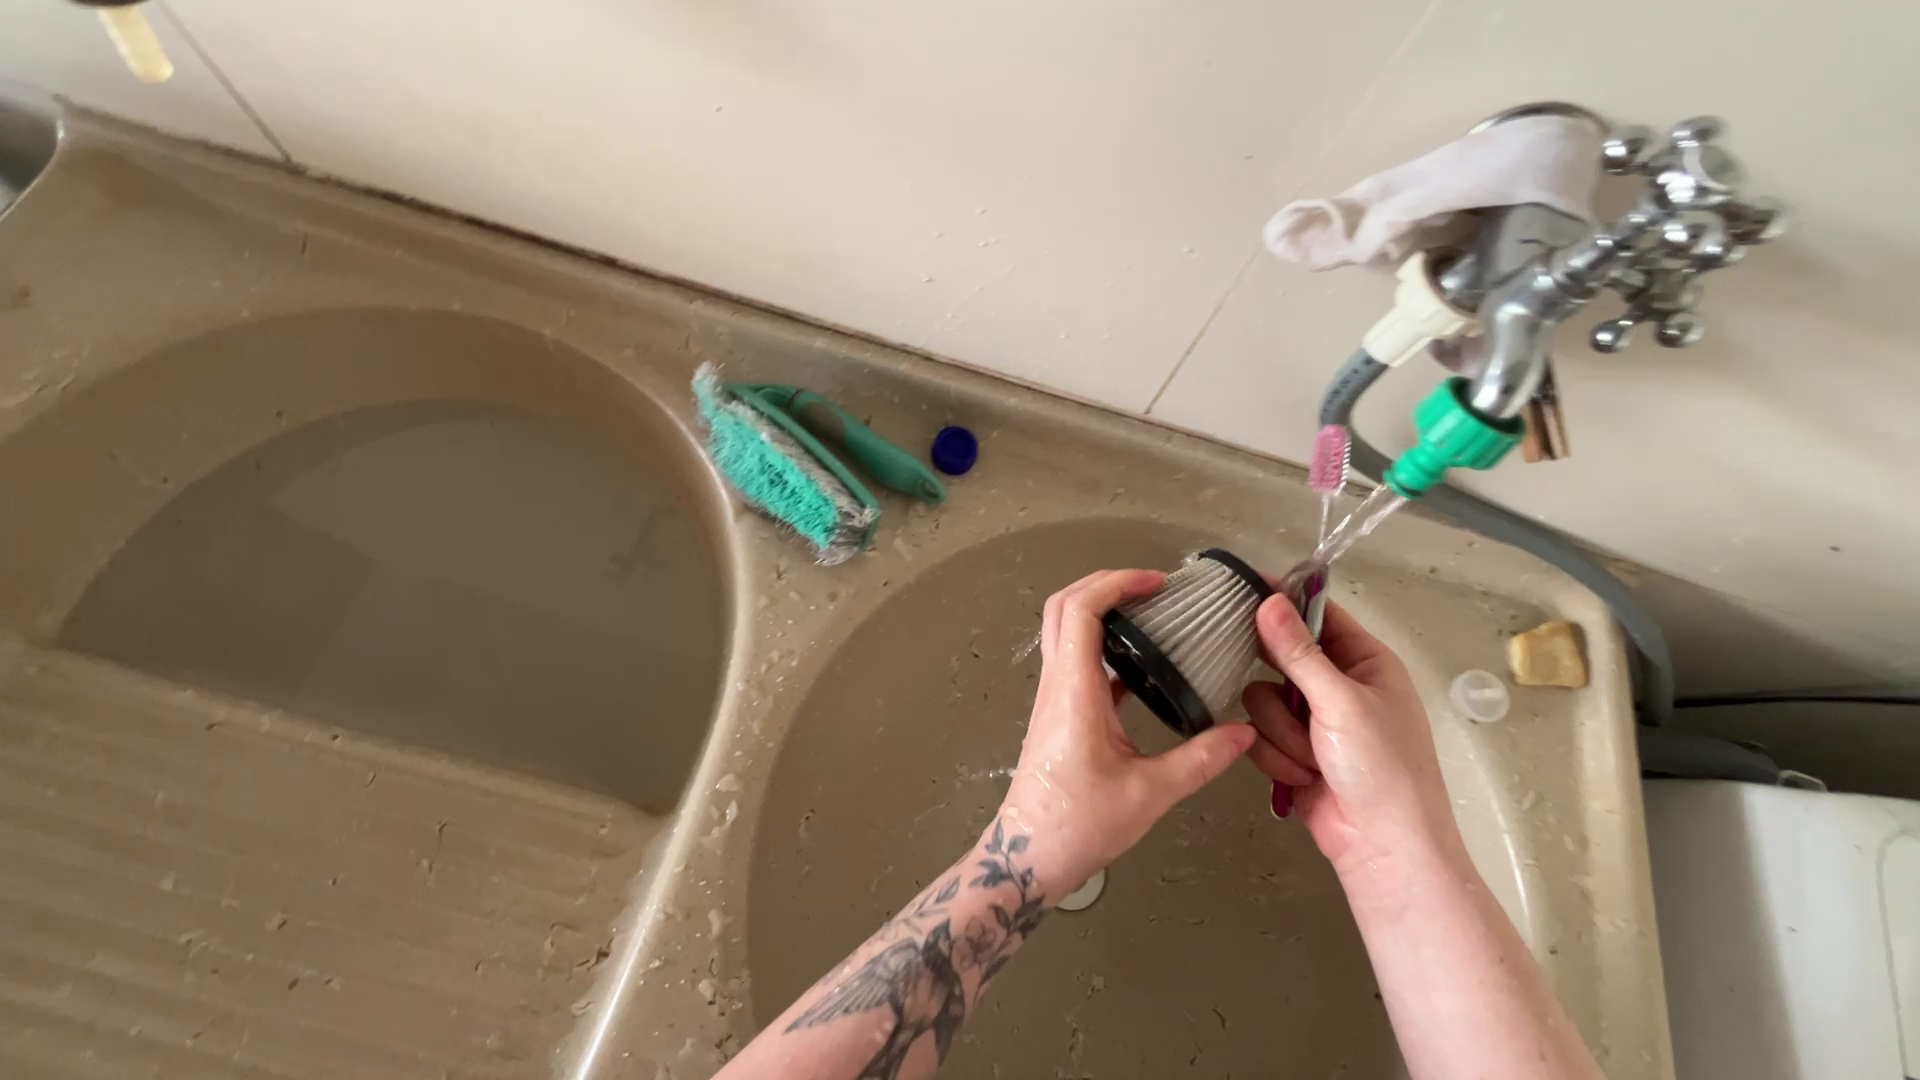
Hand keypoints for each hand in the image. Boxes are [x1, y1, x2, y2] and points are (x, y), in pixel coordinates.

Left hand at [999, 569, 1256, 895]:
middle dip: (1103, 584)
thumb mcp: (1150, 792)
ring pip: (1064, 631)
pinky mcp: (1058, 713)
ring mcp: (1054, 696)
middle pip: (1063, 607)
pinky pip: (1076, 662)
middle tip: (1150, 587)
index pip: (1081, 609)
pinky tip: (1141, 666)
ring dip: (1099, 610)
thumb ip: (1201, 759)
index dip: (1116, 583)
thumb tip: (1243, 734)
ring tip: (1148, 614)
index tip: (1156, 582)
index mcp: (1075, 689)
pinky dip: (1103, 647)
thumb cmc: (1080, 823)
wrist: (1030, 854)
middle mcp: (1058, 683)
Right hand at [1242, 597, 1465, 872]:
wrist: (1383, 849)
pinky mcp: (1289, 749)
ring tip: (1311, 758)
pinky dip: (1275, 755)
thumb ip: (1298, 652)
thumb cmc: (1382, 768)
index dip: (1283, 600)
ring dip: (1281, 732)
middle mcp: (1336, 685)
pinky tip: (1301, 776)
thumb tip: (1268, 601)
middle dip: (1282, 686)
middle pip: (1280, 657)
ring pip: (1260, 698)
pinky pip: (1257, 733)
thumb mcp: (1342, 704)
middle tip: (1272, 688)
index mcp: (1364, 662)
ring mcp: (1311, 719)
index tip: (1242, 587)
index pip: (1318, 614)